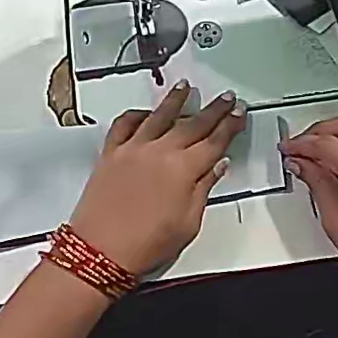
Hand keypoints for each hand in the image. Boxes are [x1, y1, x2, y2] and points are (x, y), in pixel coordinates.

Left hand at [70, 81, 246, 273]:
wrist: (99, 250)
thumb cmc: (143, 244)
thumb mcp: (187, 224)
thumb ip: (203, 190)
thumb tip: (216, 167)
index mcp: (183, 170)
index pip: (214, 141)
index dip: (229, 126)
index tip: (238, 114)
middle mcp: (159, 152)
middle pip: (192, 124)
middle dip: (212, 110)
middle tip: (224, 99)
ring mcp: (132, 150)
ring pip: (158, 116)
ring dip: (175, 101)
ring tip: (185, 87)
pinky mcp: (111, 154)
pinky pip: (124, 125)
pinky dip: (136, 114)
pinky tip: (144, 111)